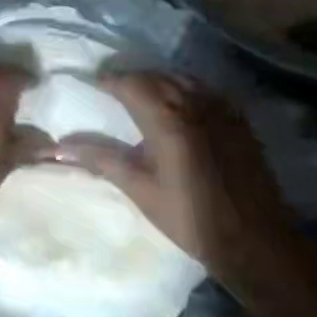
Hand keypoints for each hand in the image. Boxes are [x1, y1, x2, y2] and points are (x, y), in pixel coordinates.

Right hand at [60, 72, 293, 278]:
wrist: (254, 240)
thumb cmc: (189, 217)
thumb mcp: (139, 189)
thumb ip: (101, 159)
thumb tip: (62, 145)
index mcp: (166, 118)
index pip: (130, 83)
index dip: (109, 80)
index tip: (93, 84)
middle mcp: (194, 103)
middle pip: (155, 76)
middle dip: (132, 78)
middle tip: (113, 89)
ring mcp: (220, 108)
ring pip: (182, 79)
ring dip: (158, 80)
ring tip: (143, 95)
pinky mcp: (238, 119)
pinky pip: (205, 90)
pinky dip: (185, 88)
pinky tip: (179, 106)